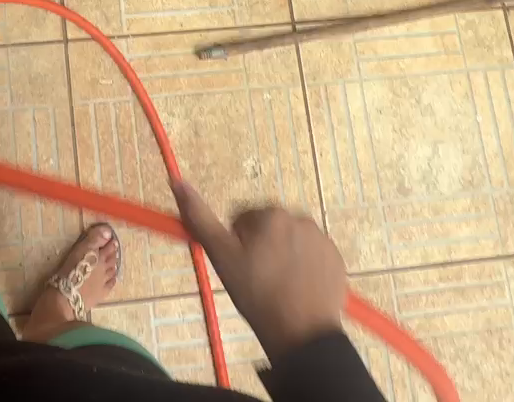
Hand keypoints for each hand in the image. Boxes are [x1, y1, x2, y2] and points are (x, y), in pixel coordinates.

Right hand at [173, 181, 348, 357]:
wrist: (301, 334)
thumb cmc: (257, 293)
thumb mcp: (221, 255)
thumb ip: (198, 216)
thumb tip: (176, 181)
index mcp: (270, 213)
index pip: (243, 220)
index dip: (238, 244)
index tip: (243, 268)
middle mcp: (299, 217)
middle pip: (268, 228)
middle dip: (261, 246)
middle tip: (259, 278)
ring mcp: (322, 239)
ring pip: (290, 240)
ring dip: (283, 255)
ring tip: (279, 285)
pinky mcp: (337, 259)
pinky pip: (313, 254)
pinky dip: (305, 266)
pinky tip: (299, 287)